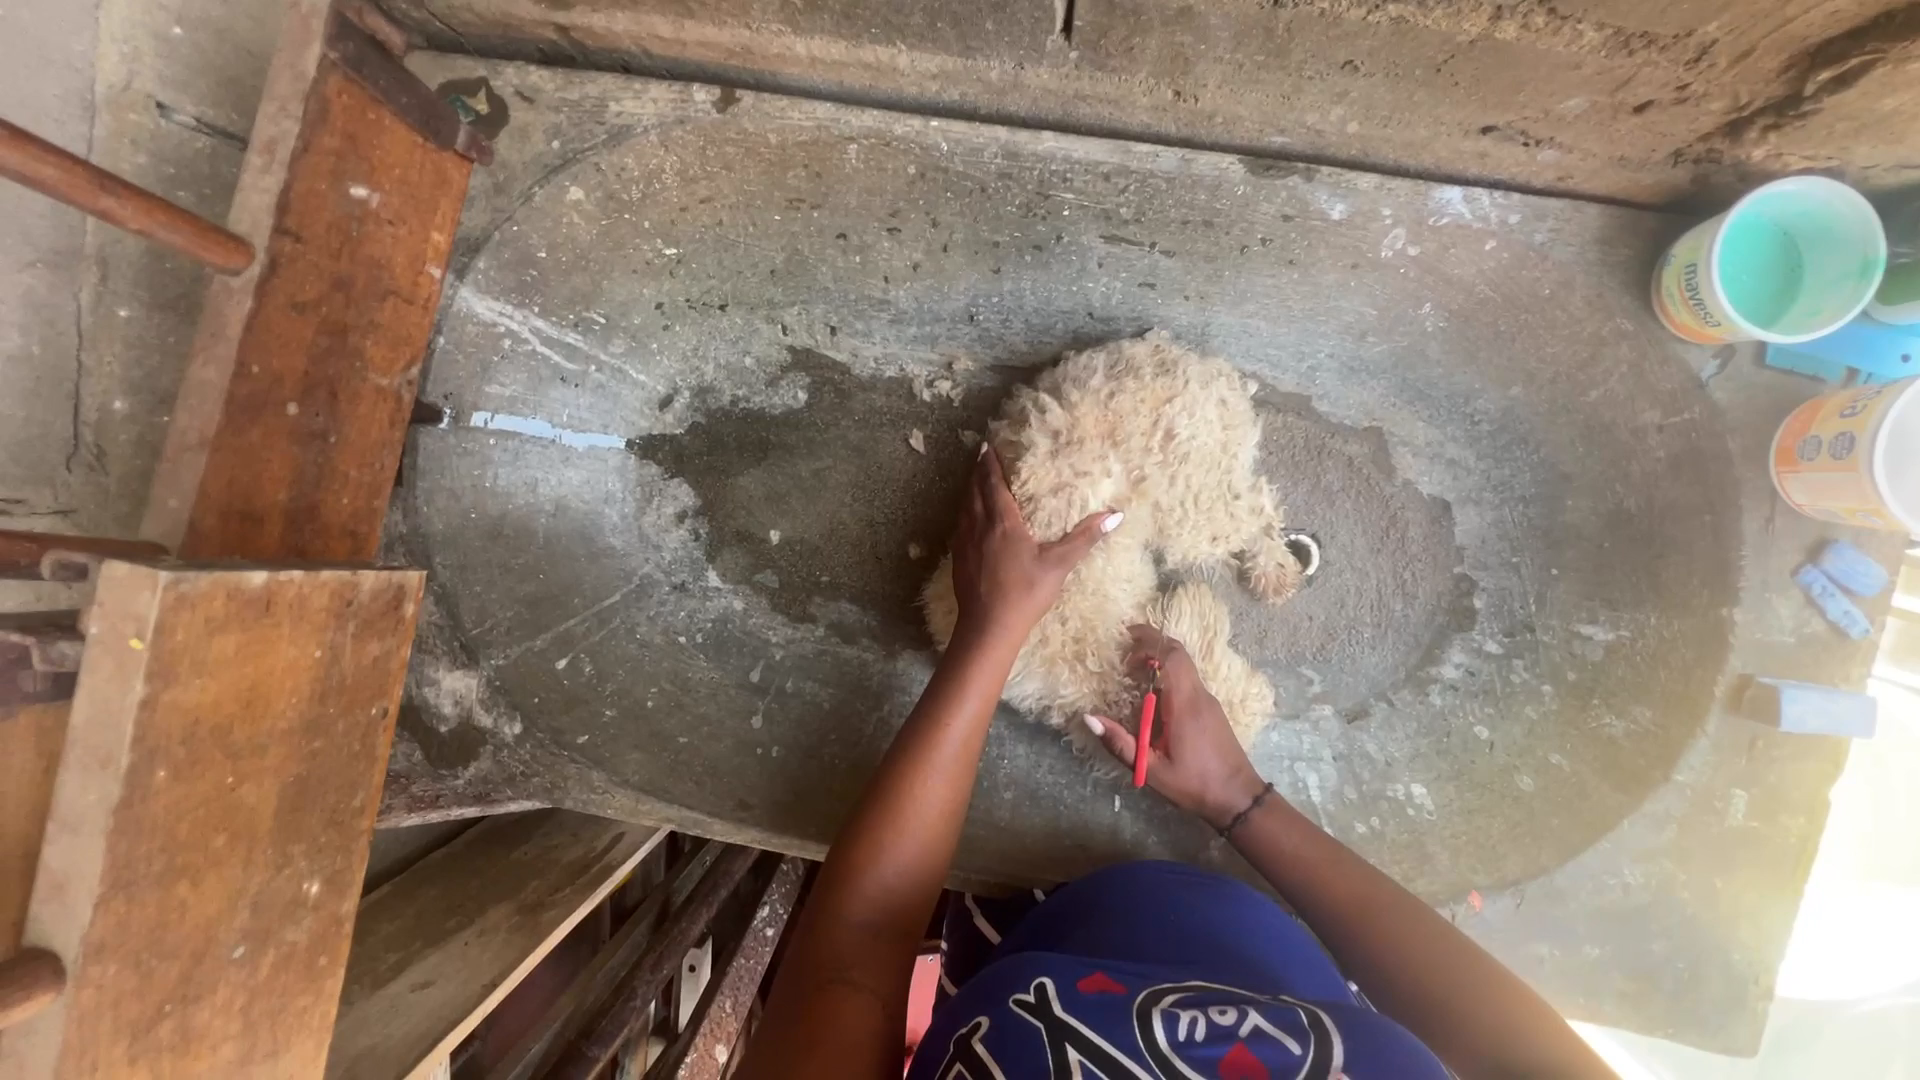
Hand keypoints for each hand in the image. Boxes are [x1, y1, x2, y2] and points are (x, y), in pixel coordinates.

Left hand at [947, 444, 1120, 642]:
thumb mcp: (1059, 564)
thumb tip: (1115, 515)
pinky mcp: (957, 559)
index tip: (987, 445)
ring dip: (968, 490)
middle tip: (981, 457)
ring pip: (963, 507)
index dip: (989, 463)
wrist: (988, 627)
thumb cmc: (1025, 593)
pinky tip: (969, 519)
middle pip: (973, 490)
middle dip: (977, 472)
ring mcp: (963, 543)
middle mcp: (978, 526)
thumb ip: (1084, 537)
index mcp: (1002, 521)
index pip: (992, 483)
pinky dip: (964, 512)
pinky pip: (959, 525)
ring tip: (975, 482)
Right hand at [1086, 626, 1270, 829]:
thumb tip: (1089, 718)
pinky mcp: (1211, 709)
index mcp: (1185, 704)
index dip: (1149, 641)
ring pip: (1185, 665)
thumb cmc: (1194, 784)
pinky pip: (1188, 679)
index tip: (1125, 642)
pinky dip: (1168, 673)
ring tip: (1133, 668)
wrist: (1239, 798)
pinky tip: (1151, 692)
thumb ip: (1120, 743)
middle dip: (1153, 642)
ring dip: (1160, 658)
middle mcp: (1200, 695)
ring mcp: (1209, 701)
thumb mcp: (1151, 769)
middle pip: (1179, 653)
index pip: (1172, 656)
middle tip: (1126, 646)